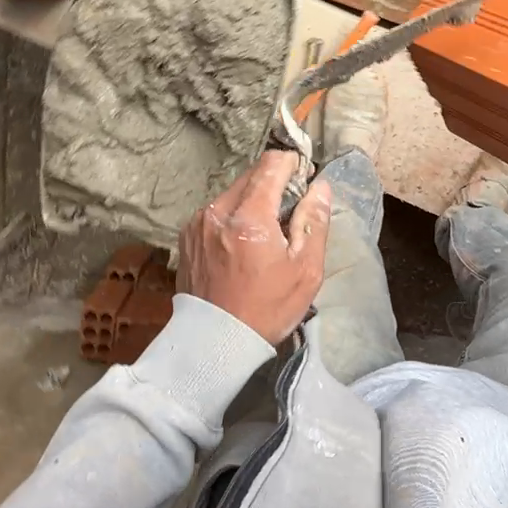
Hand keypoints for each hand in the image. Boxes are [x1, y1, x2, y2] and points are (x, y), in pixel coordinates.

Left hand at [177, 150, 332, 343]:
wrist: (214, 344)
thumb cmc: (267, 308)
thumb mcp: (305, 270)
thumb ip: (314, 221)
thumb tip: (321, 187)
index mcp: (249, 216)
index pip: (271, 165)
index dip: (291, 164)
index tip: (303, 176)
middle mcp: (218, 211)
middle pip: (251, 175)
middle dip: (273, 183)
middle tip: (289, 211)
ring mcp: (198, 223)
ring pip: (232, 193)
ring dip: (252, 200)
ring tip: (266, 232)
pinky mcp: (186, 236)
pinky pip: (216, 212)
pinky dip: (233, 217)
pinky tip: (242, 245)